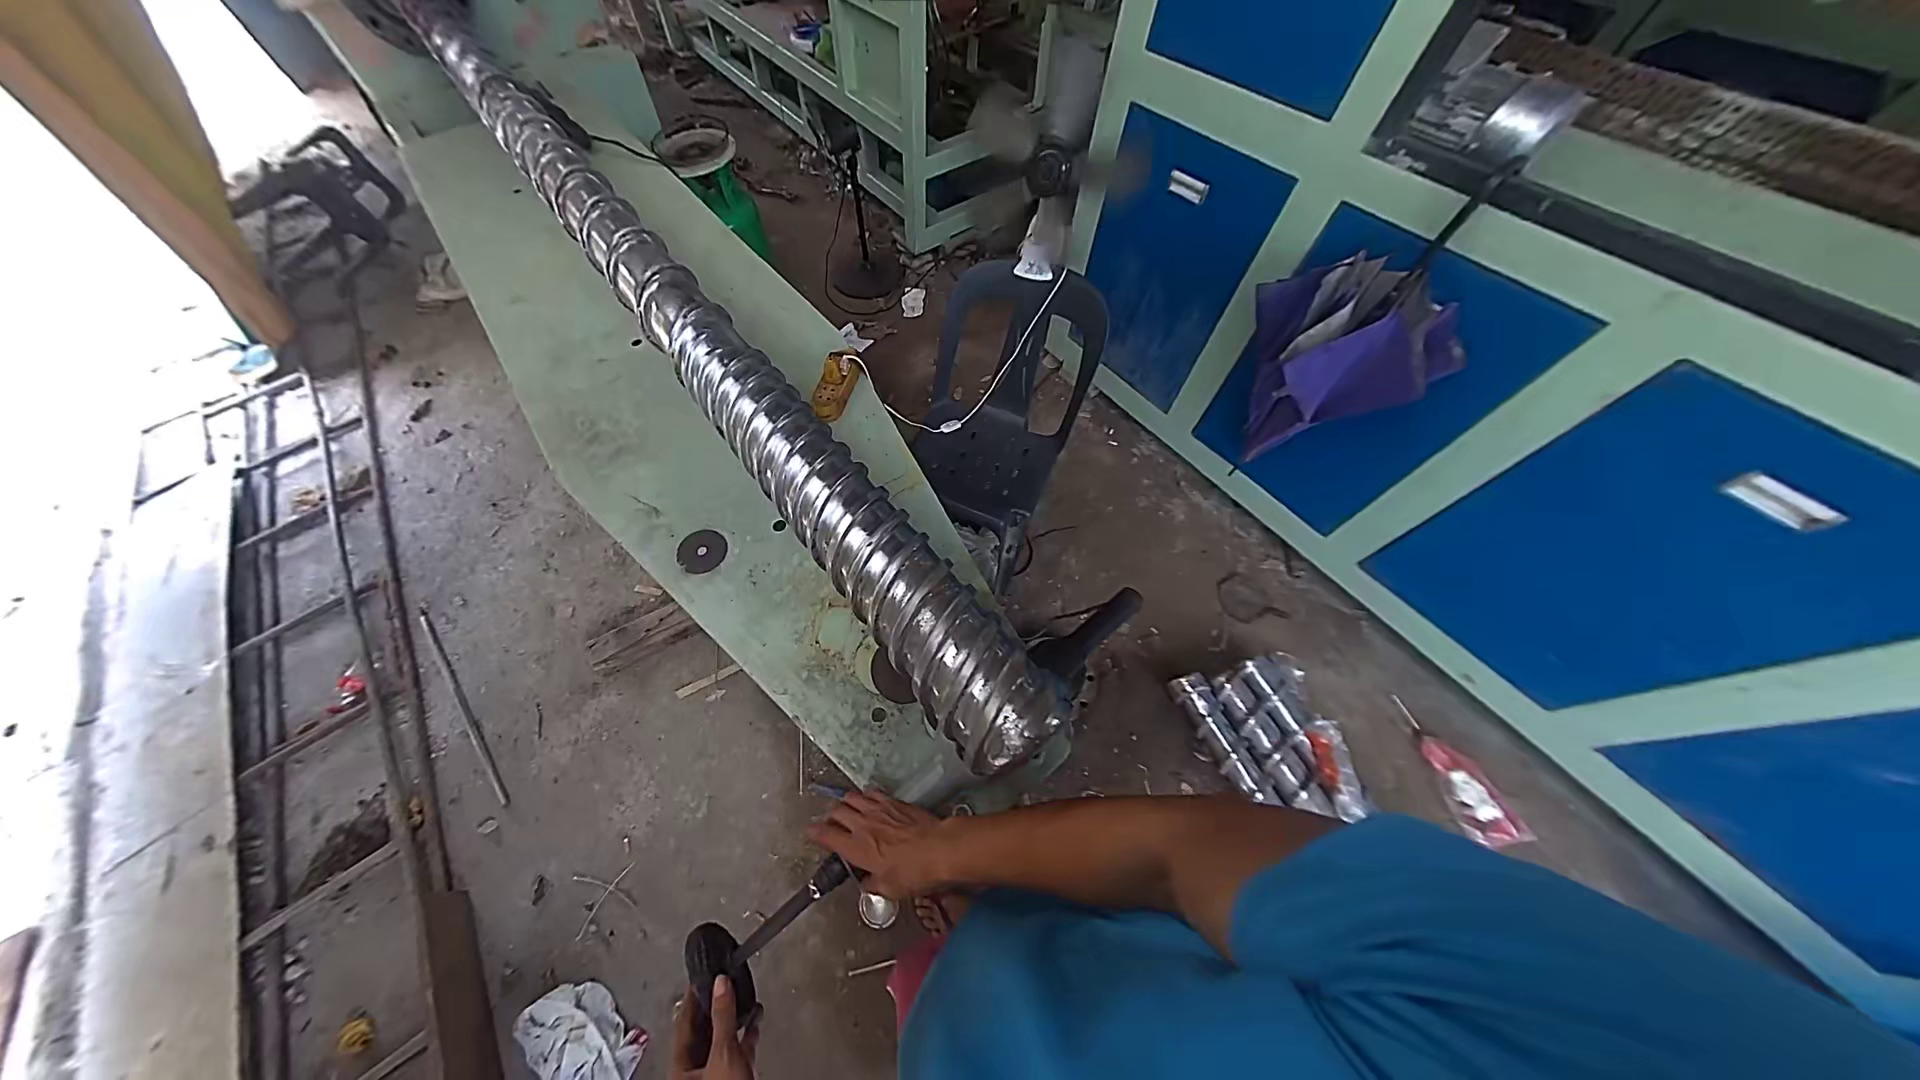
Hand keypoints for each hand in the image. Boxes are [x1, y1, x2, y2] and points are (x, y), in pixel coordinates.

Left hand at [672, 975, 756, 1079]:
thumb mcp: (723, 1053)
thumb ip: (722, 1017)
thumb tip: (721, 981)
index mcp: (681, 1068)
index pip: (683, 1021)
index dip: (693, 995)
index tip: (704, 972)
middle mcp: (694, 1072)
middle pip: (702, 1029)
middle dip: (715, 1004)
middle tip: (726, 978)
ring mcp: (714, 1075)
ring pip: (721, 1038)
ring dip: (733, 1016)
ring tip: (744, 993)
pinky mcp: (734, 1077)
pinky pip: (737, 1049)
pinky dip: (746, 1032)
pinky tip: (754, 1019)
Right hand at [805, 790, 944, 897]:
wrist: (938, 848)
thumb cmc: (914, 871)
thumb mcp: (889, 889)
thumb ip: (873, 884)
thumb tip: (868, 883)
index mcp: (856, 847)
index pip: (827, 835)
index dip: (815, 832)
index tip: (811, 831)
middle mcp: (863, 824)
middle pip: (837, 811)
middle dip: (830, 816)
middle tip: (830, 821)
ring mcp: (879, 809)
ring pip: (853, 797)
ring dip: (846, 802)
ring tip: (846, 808)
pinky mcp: (894, 802)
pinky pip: (873, 792)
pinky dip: (866, 795)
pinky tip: (869, 800)